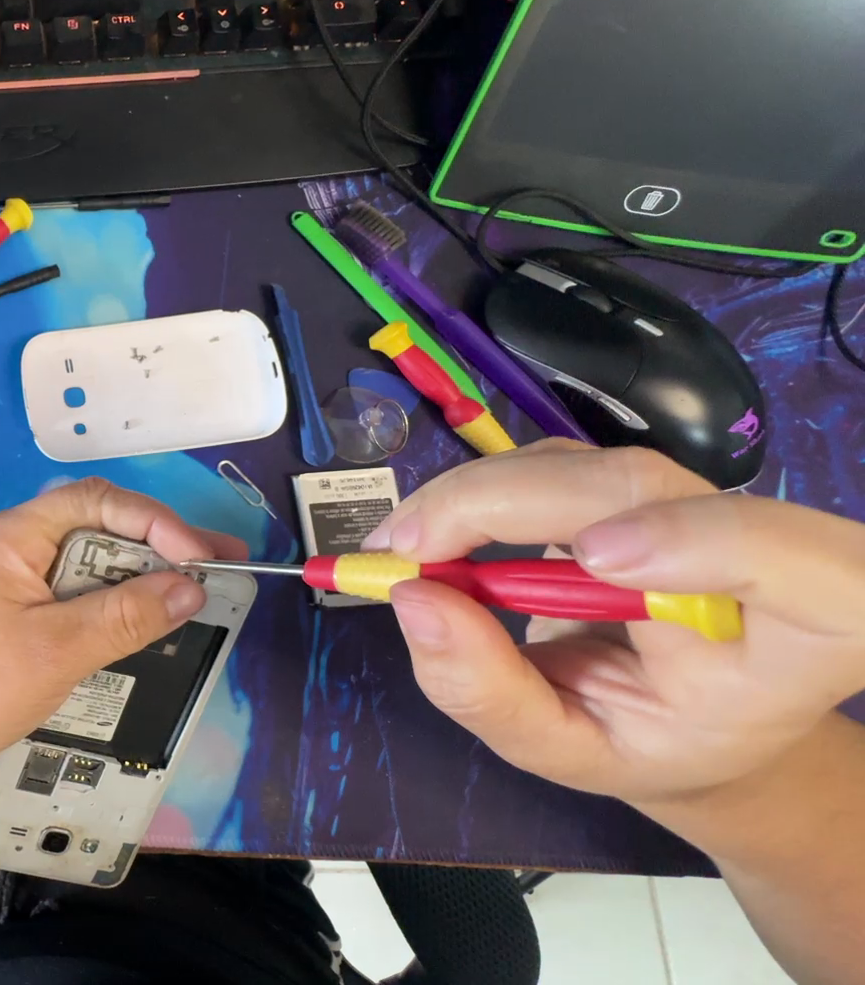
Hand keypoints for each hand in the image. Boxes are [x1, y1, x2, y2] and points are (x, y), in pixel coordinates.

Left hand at [0, 478, 246, 774]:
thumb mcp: (60, 650)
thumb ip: (127, 615)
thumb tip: (191, 587)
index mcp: (10, 535)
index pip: (93, 502)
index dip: (153, 522)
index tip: (197, 559)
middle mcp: (6, 540)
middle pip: (93, 524)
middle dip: (156, 544)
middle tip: (218, 567)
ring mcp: (6, 571)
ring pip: (85, 558)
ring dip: (137, 572)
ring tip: (196, 588)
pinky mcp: (9, 601)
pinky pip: (69, 586)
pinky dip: (109, 597)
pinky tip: (145, 612)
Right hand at [364, 442, 864, 805]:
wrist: (677, 710)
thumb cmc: (639, 742)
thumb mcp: (559, 750)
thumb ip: (488, 692)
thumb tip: (411, 596)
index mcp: (794, 645)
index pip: (812, 570)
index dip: (714, 540)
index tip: (594, 559)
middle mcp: (757, 552)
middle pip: (635, 486)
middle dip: (496, 505)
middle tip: (402, 552)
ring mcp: (687, 504)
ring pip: (570, 463)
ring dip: (465, 496)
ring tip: (400, 549)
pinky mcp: (624, 484)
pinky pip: (540, 462)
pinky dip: (464, 492)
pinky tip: (427, 533)